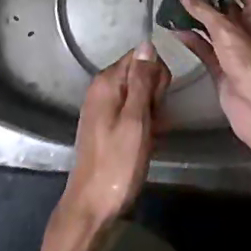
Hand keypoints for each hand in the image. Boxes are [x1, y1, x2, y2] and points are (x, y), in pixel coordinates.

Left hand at [59, 41, 170, 229]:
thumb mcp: (135, 121)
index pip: (140, 57)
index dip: (156, 76)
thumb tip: (147, 44)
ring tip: (151, 136)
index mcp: (106, 82)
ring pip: (139, 95)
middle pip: (140, 74)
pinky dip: (143, 124)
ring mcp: (103, 107)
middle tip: (154, 123)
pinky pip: (132, 113)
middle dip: (155, 95)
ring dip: (152, 112)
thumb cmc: (117, 164)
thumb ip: (142, 81)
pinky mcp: (107, 126)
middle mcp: (102, 88)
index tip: (158, 103)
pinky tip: (147, 143)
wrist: (92, 206)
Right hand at [173, 0, 250, 167]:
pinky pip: (202, 44)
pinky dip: (189, 36)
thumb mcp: (225, 30)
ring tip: (169, 1)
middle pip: (220, 3)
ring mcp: (233, 46)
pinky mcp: (220, 63)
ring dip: (191, 14)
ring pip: (209, 24)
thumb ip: (201, 8)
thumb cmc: (249, 64)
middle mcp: (246, 27)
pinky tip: (172, 27)